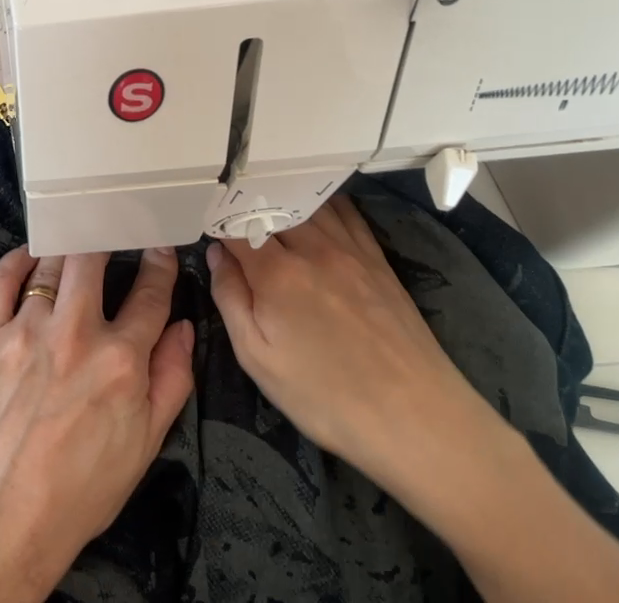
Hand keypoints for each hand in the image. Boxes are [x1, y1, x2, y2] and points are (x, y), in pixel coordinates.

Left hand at [0, 246, 194, 602]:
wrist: (8, 510)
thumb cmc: (84, 485)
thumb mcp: (147, 441)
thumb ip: (172, 378)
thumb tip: (184, 326)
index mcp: (122, 361)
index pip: (150, 295)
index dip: (160, 266)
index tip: (161, 248)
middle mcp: (75, 334)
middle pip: (94, 261)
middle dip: (109, 239)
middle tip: (113, 231)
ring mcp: (26, 330)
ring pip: (51, 265)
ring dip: (67, 249)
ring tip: (75, 242)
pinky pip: (1, 280)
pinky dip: (17, 260)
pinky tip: (29, 255)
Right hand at [205, 195, 501, 490]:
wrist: (417, 419)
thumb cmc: (326, 396)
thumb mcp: (257, 357)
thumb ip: (231, 298)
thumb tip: (217, 254)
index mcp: (277, 273)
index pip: (235, 227)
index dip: (214, 221)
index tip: (201, 223)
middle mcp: (314, 249)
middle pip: (272, 206)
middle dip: (244, 205)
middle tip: (227, 213)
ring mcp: (351, 251)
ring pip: (308, 204)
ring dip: (281, 199)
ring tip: (262, 202)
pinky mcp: (378, 261)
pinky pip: (346, 214)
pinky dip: (321, 203)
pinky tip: (311, 207)